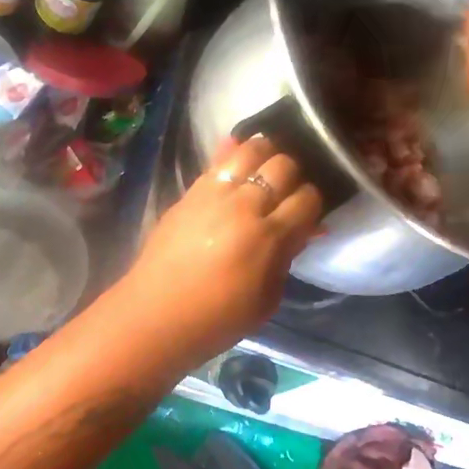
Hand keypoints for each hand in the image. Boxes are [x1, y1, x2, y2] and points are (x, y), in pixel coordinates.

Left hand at [117, 136, 323, 365]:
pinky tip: (241, 150)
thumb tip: (301, 231)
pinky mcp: (191, 191)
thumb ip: (286, 259)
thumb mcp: (266, 300)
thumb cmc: (216, 319)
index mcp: (268, 236)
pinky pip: (217, 160)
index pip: (306, 199)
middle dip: (293, 175)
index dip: (313, 203)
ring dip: (266, 154)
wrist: (156, 315)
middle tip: (288, 191)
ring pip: (251, 150)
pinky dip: (234, 151)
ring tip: (266, 166)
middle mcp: (244, 205)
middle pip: (283, 166)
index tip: (308, 213)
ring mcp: (214, 193)